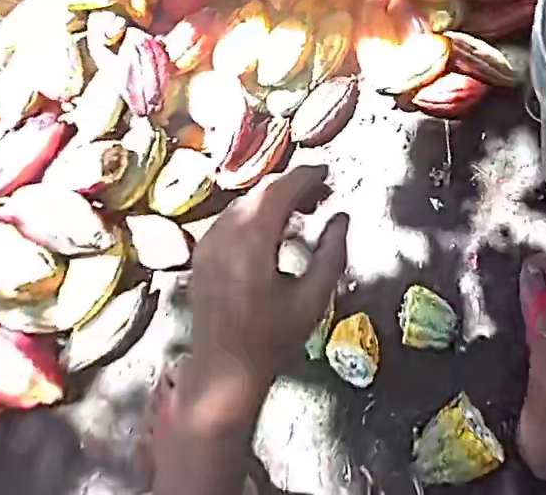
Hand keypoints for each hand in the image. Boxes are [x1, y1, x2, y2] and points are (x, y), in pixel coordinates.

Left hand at [156, 167, 347, 494]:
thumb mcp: (312, 301)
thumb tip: (342, 217)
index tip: (327, 172)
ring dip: (276, 198)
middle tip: (322, 194)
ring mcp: (209, 239)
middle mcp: (225, 232)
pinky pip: (233, 216)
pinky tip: (276, 229)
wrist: (221, 372)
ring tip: (304, 211)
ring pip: (247, 201)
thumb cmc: (271, 339)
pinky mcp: (202, 249)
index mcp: (251, 241)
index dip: (305, 175)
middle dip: (294, 185)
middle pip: (262, 190)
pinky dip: (257, 212)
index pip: (279, 190)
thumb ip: (332, 254)